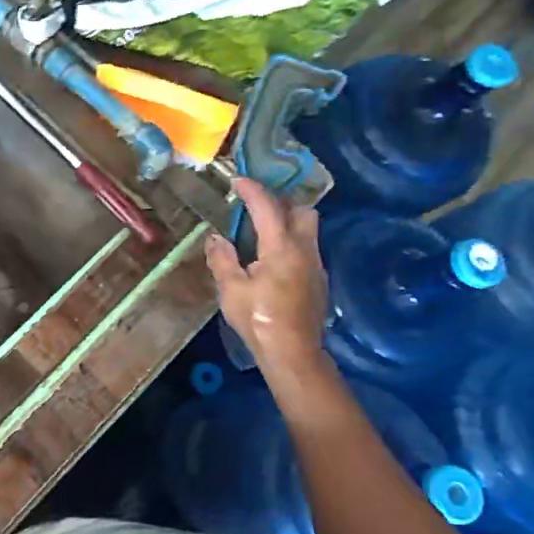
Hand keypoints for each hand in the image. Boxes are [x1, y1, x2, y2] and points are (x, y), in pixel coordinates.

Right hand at [206, 177, 328, 372]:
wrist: (293, 352)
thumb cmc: (258, 320)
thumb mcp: (231, 290)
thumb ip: (222, 259)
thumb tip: (215, 237)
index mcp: (281, 247)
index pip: (267, 207)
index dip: (252, 190)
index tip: (237, 180)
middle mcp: (305, 249)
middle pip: (302, 211)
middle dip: (281, 202)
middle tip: (257, 207)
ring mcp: (316, 265)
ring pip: (308, 230)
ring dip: (287, 223)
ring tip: (262, 233)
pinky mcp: (318, 281)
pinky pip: (307, 250)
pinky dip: (291, 244)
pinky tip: (272, 262)